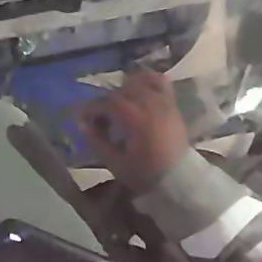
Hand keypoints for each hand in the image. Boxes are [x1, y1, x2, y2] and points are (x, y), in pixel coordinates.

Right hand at [76, 69, 190, 191]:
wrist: (179, 181)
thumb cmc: (146, 175)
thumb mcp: (116, 163)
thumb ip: (97, 141)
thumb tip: (82, 124)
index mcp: (136, 118)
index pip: (108, 103)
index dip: (92, 109)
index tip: (84, 120)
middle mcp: (150, 104)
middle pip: (121, 92)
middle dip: (106, 103)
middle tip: (100, 119)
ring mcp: (164, 102)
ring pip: (139, 82)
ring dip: (124, 90)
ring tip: (119, 105)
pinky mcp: (173, 105)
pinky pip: (160, 82)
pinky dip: (147, 80)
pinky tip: (138, 89)